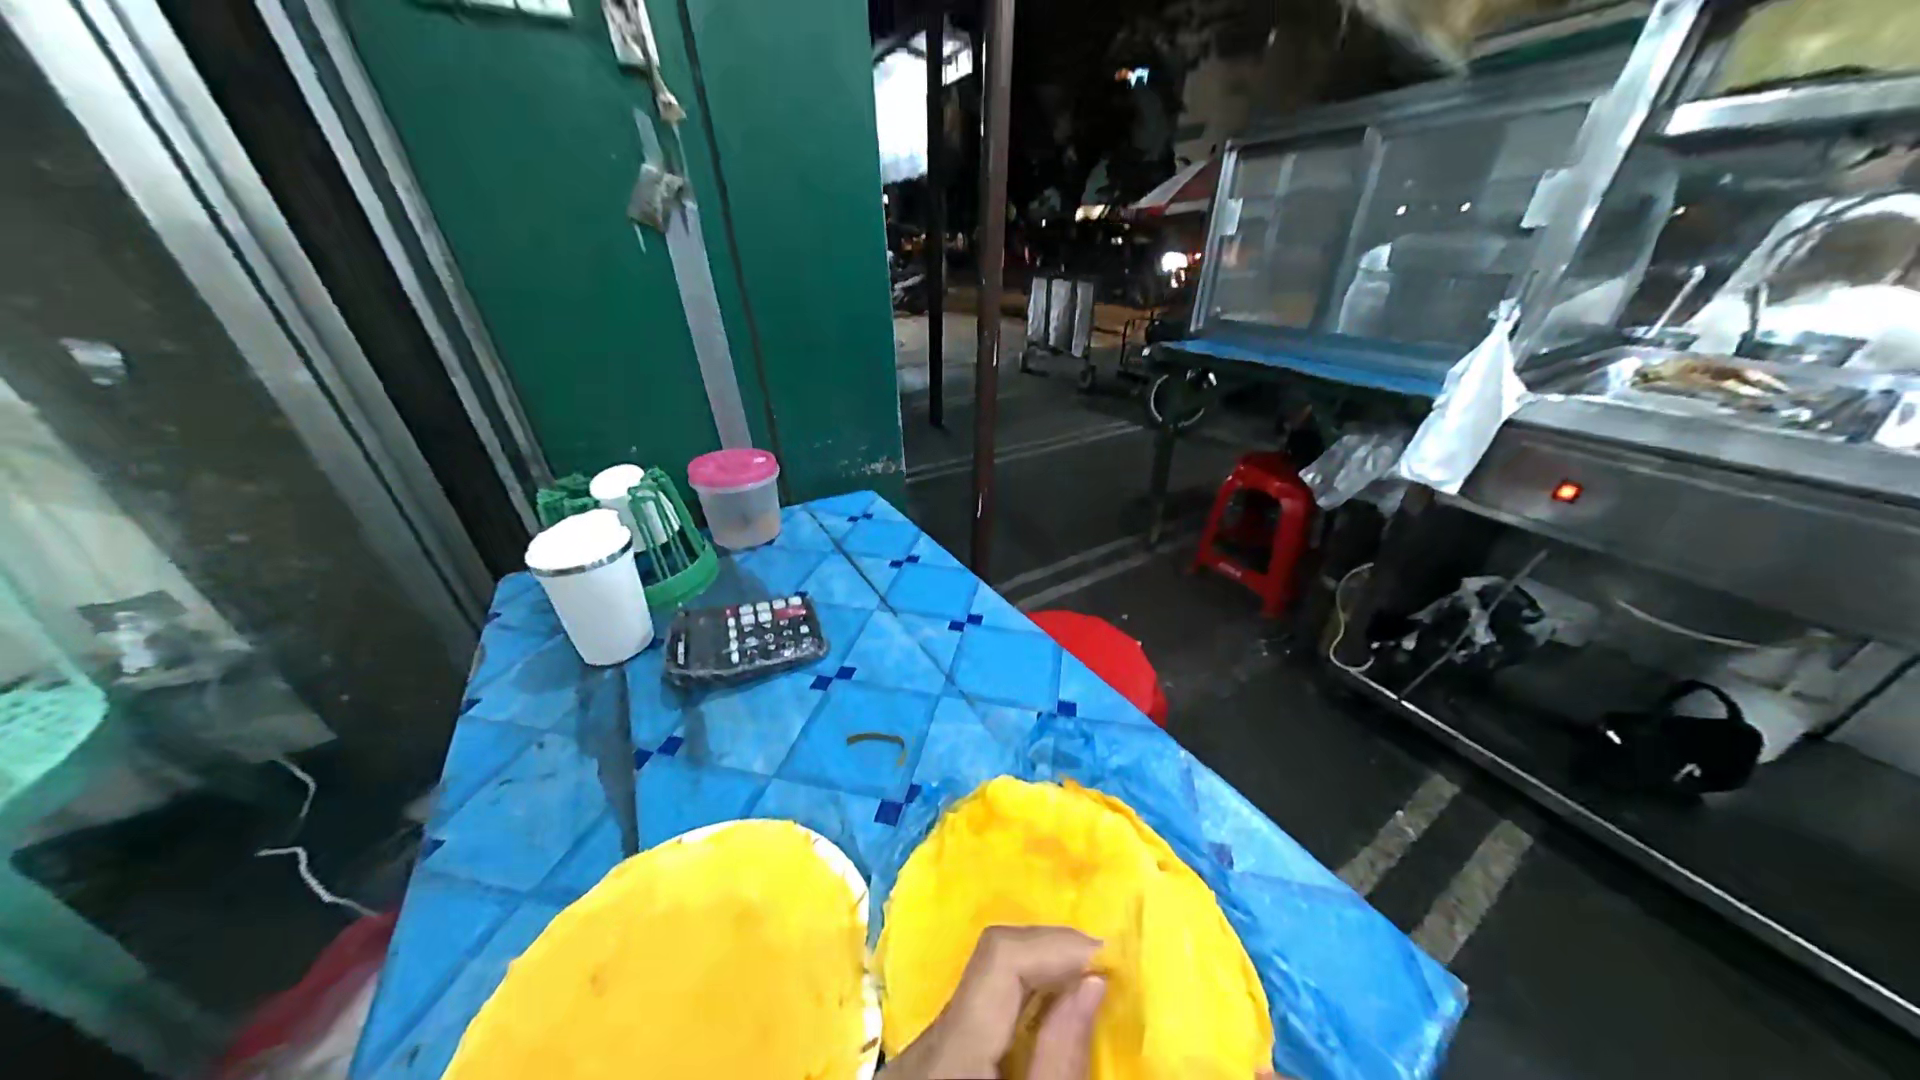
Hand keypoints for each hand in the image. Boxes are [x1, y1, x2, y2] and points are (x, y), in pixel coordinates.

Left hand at [877, 925, 1106, 1079]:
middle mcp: (926, 1033)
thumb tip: (1092, 980)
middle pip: (990, 960)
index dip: (1055, 943)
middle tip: (1104, 968)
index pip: (998, 955)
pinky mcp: (926, 1056)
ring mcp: (919, 1044)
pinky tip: (1046, 1014)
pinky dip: (1017, 1001)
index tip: (1106, 956)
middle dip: (1051, 954)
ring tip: (1084, 983)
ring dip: (1037, 974)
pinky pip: (976, 1006)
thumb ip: (1059, 1058)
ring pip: (984, 980)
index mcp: (949, 1048)